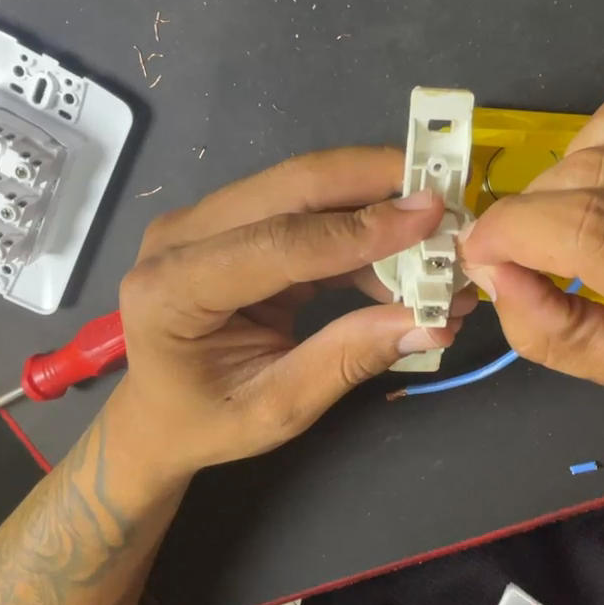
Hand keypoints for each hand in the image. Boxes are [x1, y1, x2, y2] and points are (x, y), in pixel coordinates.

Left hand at [108, 148, 475, 473]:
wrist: (156, 416)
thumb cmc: (202, 422)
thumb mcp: (275, 409)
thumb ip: (346, 360)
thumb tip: (431, 321)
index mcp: (171, 287)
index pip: (277, 242)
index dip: (359, 228)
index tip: (432, 215)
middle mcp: (182, 236)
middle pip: (291, 187)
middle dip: (376, 182)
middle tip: (447, 192)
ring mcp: (206, 222)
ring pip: (304, 187)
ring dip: (376, 203)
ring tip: (439, 240)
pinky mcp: (234, 223)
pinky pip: (307, 211)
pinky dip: (361, 229)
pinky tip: (404, 259)